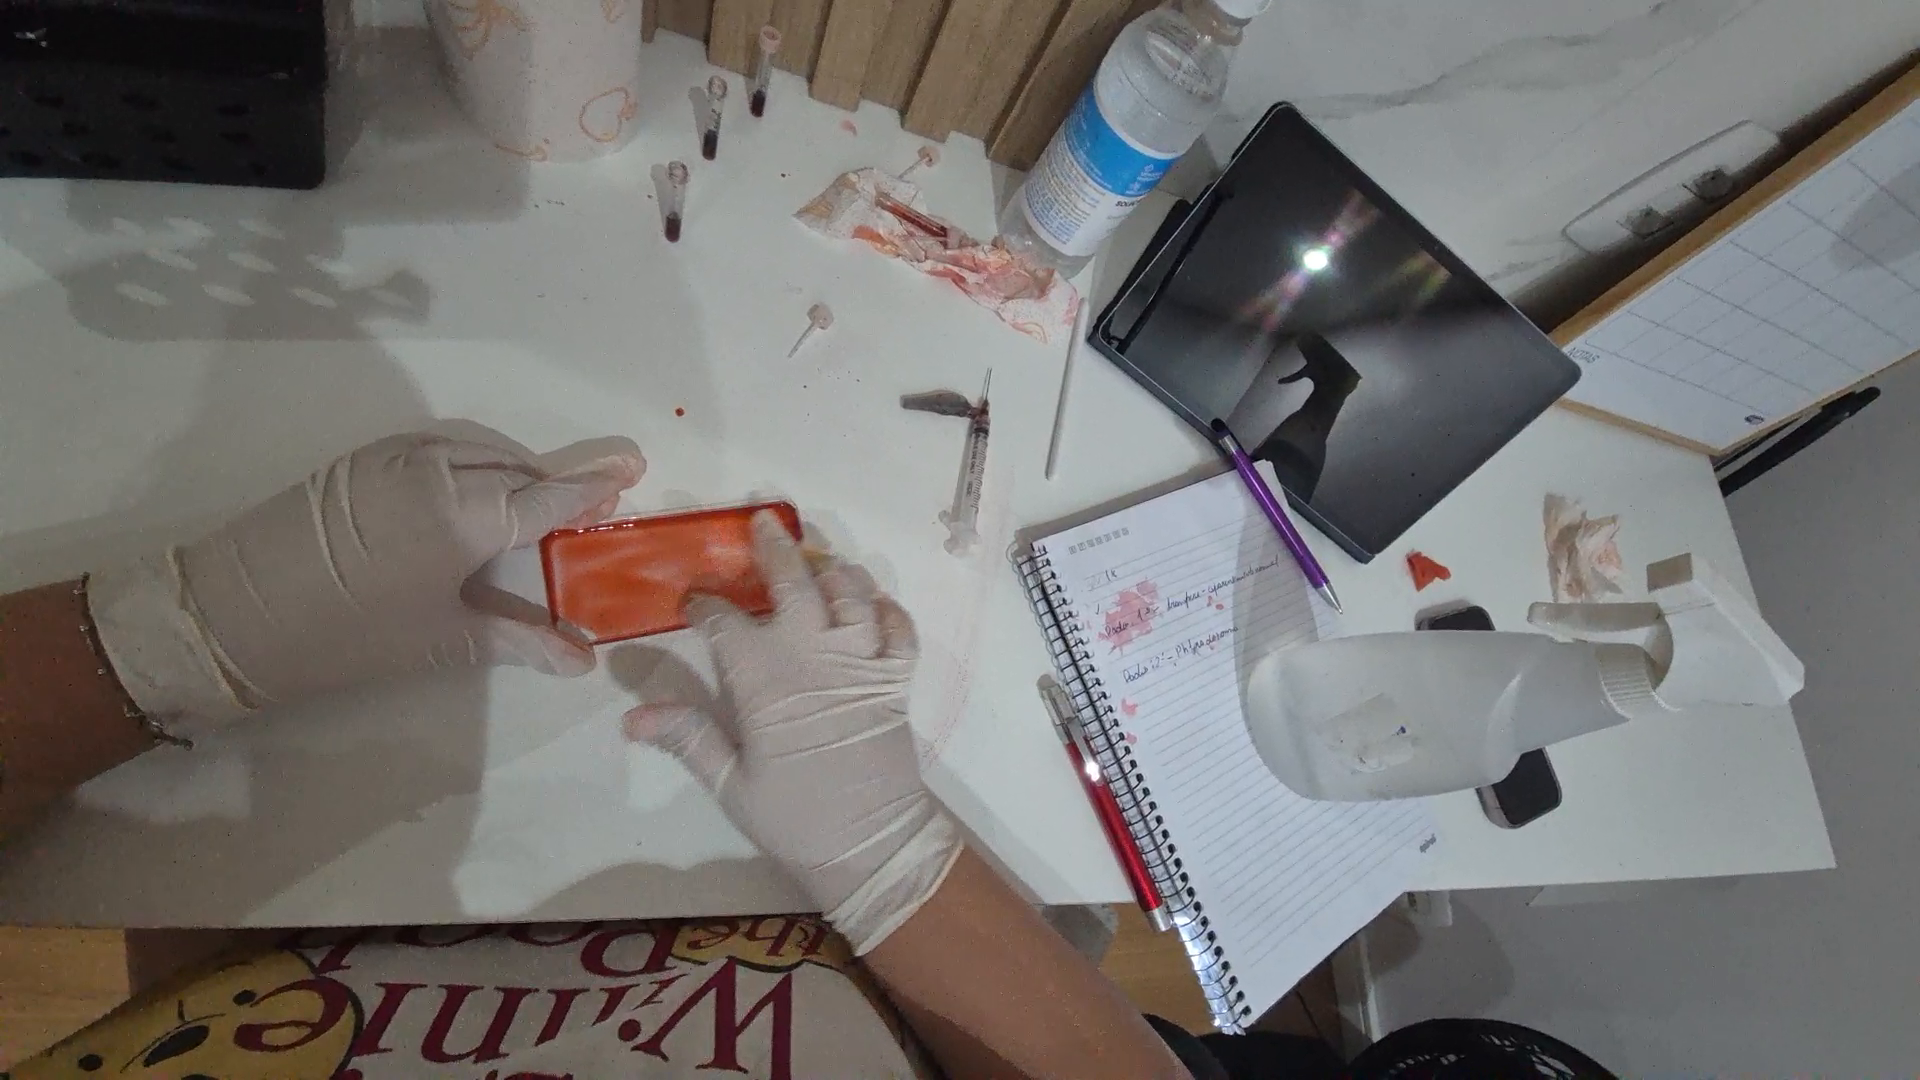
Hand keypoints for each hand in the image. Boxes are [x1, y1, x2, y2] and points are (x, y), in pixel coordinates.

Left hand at [90, 433, 642, 730]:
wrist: (217, 618)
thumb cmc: (345, 637)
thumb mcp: (443, 640)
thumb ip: (524, 641)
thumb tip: (584, 663)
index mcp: (462, 519)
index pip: (548, 497)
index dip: (593, 486)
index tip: (631, 467)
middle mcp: (436, 475)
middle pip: (521, 470)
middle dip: (560, 484)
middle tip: (594, 499)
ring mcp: (395, 460)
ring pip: (483, 451)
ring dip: (519, 471)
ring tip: (539, 498)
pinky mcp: (363, 460)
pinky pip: (442, 445)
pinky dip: (476, 459)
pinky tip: (478, 483)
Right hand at [625, 511, 962, 952]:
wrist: (869, 841)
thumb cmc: (794, 817)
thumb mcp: (731, 785)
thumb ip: (688, 740)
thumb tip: (631, 715)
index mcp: (766, 682)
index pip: (727, 624)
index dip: (707, 605)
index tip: (694, 599)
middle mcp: (815, 656)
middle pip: (795, 586)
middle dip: (774, 549)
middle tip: (764, 522)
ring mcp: (862, 661)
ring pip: (852, 595)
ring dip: (836, 571)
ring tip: (820, 559)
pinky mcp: (897, 676)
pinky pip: (900, 629)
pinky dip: (890, 610)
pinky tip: (876, 603)